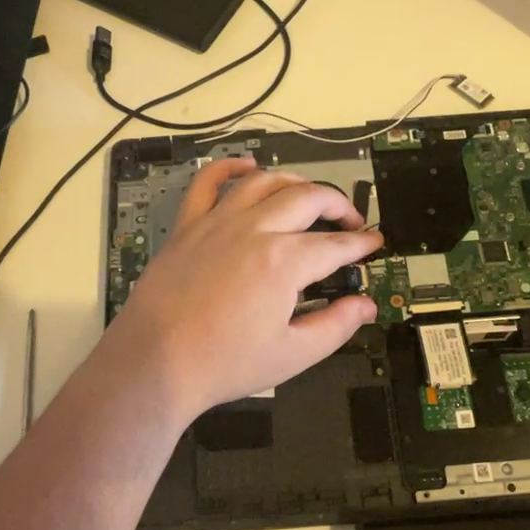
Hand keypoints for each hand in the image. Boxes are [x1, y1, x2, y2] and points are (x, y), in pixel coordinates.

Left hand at [94, 157, 381, 423]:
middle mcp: (254, 230)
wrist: (155, 362)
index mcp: (284, 262)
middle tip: (349, 221)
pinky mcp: (188, 226)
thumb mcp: (292, 354)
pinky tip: (247, 166)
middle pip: (308, 199)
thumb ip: (337, 326)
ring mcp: (218, 222)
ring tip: (310, 195)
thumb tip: (366, 307)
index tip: (374, 243)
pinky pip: (208, 182)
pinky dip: (229, 167)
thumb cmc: (223, 363)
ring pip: (265, 182)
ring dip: (295, 183)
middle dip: (337, 205)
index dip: (362, 243)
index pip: (337, 245)